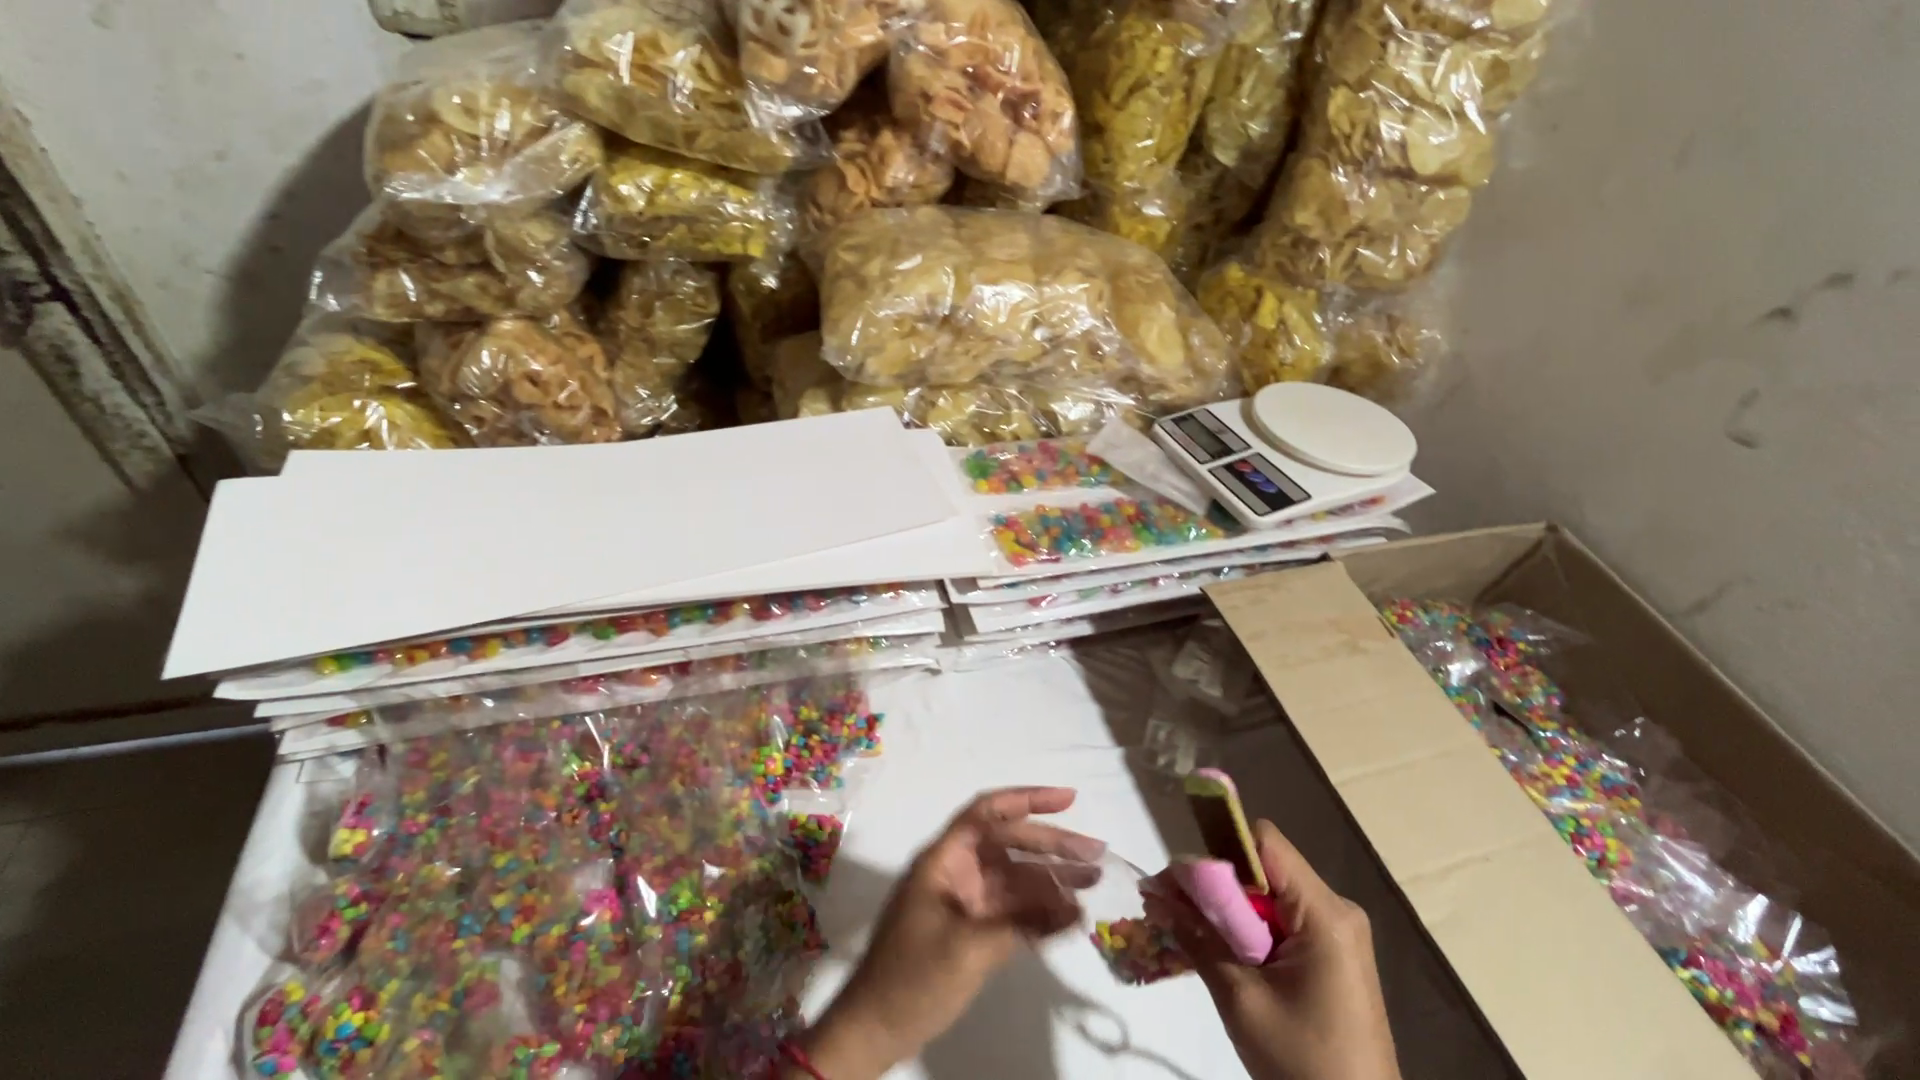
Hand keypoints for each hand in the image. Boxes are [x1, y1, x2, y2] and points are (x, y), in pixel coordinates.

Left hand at [791, 787, 1106, 1079]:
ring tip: (1093, 882)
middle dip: (1052, 844)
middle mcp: (956, 872)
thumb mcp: (969, 949)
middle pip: (1009, 844)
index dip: (1027, 799)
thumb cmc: (913, 978)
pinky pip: (1012, 909)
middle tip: (1096, 853)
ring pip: (1014, 877)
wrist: (875, 1028)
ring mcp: (964, 901)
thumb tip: (1075, 909)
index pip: (987, 812)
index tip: (1069, 799)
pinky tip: (1070, 915)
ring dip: (1051, 879)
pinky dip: (1039, 911)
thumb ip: (1023, 925)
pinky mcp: (971, 929)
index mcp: (943, 860)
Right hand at [1144, 819, 1400, 1079]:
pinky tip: (1216, 950)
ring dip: (1225, 909)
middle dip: (1213, 883)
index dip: (1218, 849)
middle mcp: (1336, 910)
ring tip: (1182, 928)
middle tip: (1166, 905)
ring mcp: (1336, 933)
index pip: (1264, 843)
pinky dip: (1245, 929)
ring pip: (1267, 895)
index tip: (1178, 878)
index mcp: (1324, 913)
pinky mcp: (1331, 955)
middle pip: (1263, 868)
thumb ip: (1199, 937)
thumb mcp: (1241, 998)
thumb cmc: (1303, 1060)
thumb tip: (1158, 892)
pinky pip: (1280, 922)